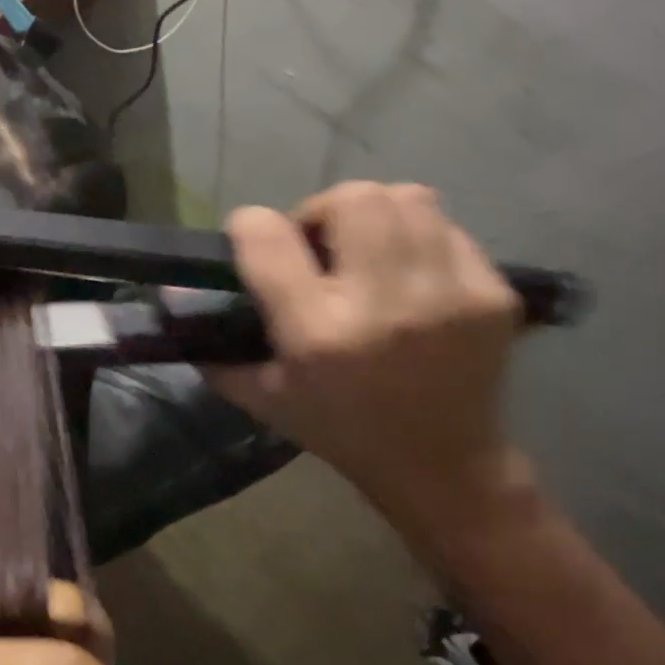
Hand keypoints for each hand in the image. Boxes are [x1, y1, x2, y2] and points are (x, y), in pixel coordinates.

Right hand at [208, 182, 527, 529]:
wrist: (442, 464)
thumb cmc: (335, 428)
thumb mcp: (259, 394)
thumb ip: (211, 345)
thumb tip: (172, 294)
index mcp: (316, 331)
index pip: (267, 237)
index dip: (248, 226)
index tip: (249, 238)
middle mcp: (382, 304)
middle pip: (350, 200)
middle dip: (321, 211)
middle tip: (319, 245)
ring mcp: (448, 295)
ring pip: (405, 199)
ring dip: (372, 216)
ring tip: (365, 250)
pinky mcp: (493, 294)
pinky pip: (447, 228)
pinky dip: (418, 239)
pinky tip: (408, 274)